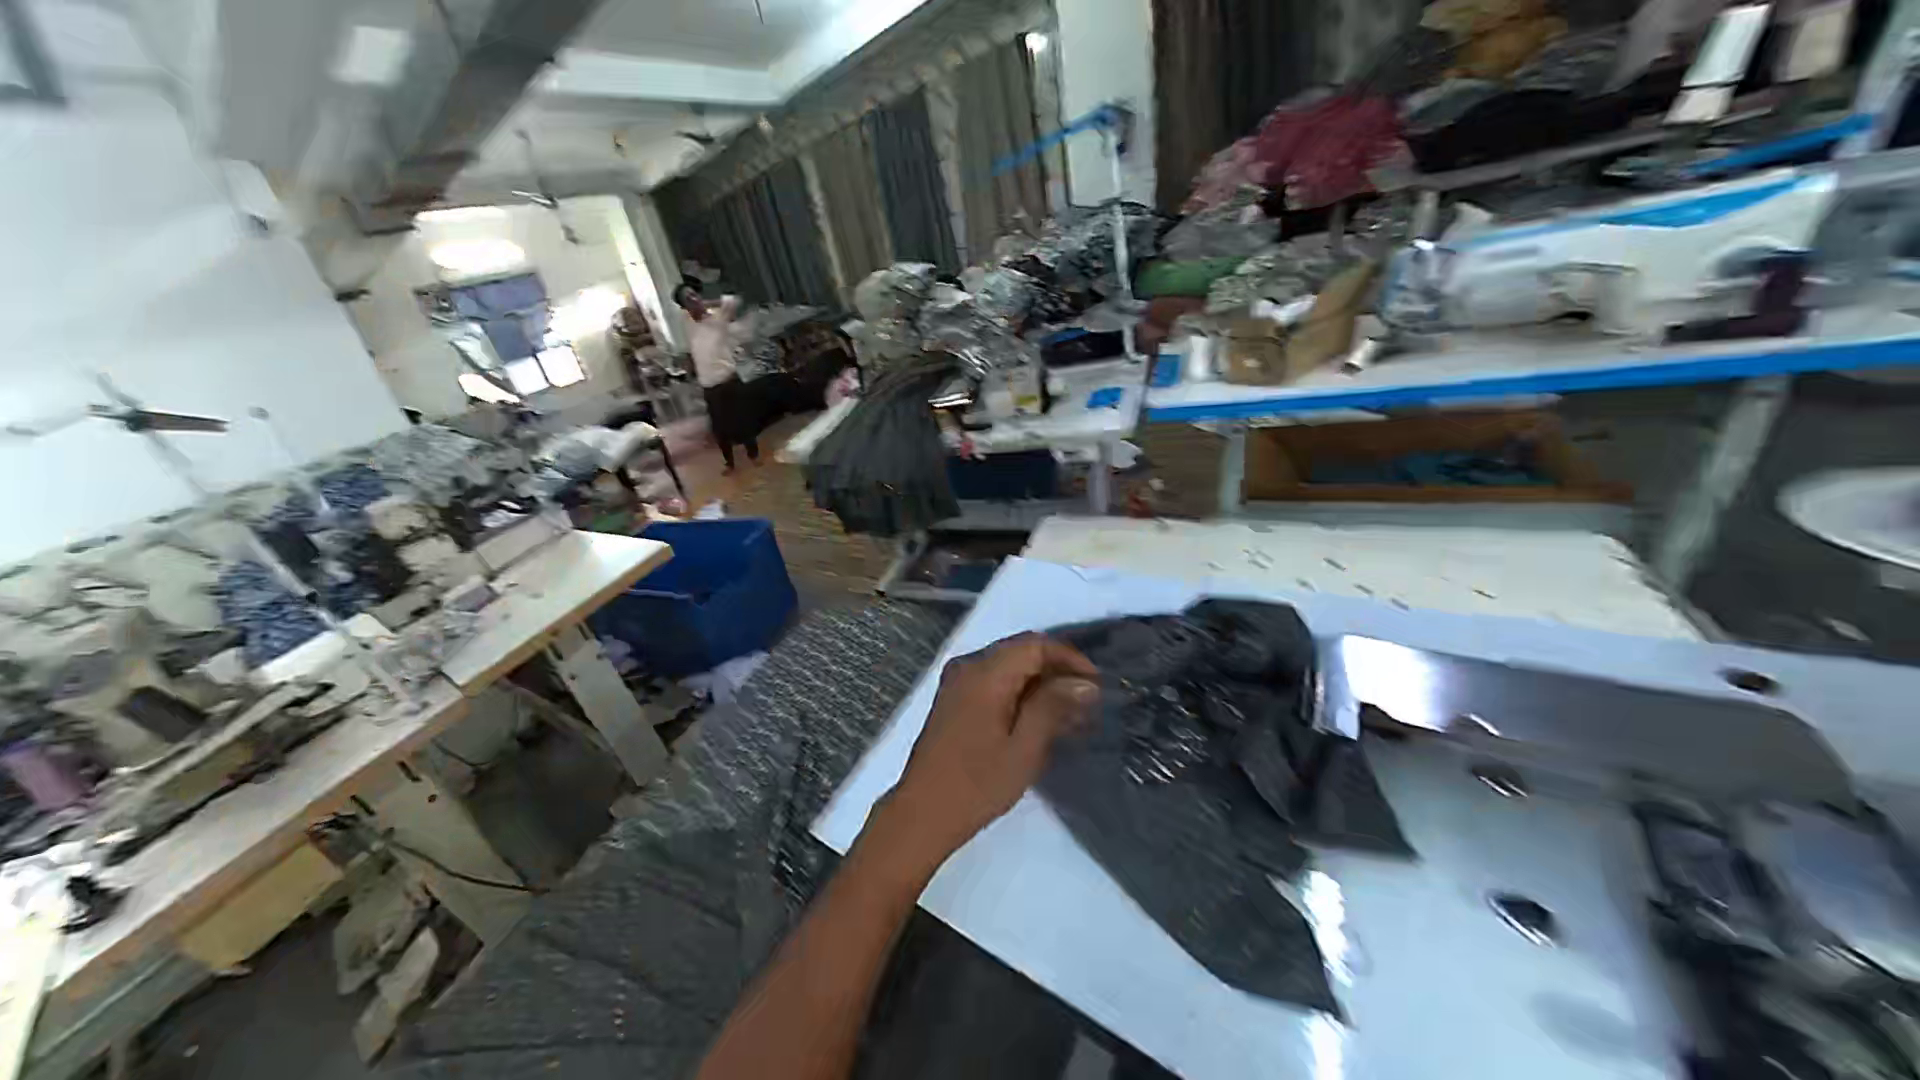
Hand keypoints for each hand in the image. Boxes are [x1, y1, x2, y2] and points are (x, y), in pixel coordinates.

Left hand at [870, 634, 1099, 872]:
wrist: (922, 814)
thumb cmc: (977, 785)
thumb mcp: (1024, 748)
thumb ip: (1053, 707)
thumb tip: (1084, 682)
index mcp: (984, 674)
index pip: (1035, 645)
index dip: (1069, 658)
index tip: (1096, 684)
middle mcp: (967, 667)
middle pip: (1020, 651)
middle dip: (1057, 670)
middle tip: (1088, 700)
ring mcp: (957, 683)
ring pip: (1008, 667)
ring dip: (1040, 683)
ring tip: (1071, 713)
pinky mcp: (954, 701)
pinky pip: (994, 682)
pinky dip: (1020, 693)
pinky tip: (1040, 719)